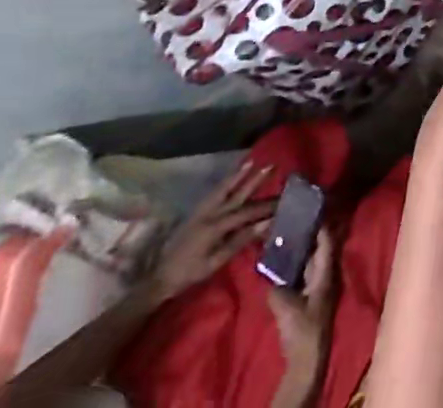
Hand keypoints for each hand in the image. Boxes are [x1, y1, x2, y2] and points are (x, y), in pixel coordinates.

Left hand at [144, 160, 274, 301]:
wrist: (158, 280)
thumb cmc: (189, 274)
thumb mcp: (216, 261)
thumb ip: (240, 240)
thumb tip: (266, 223)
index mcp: (215, 227)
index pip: (247, 212)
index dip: (266, 206)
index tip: (285, 199)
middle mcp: (209, 214)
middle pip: (236, 195)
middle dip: (255, 180)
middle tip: (271, 165)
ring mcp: (200, 213)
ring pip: (222, 190)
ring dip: (237, 176)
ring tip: (250, 163)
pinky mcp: (194, 215)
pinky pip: (212, 194)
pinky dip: (224, 184)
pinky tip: (230, 179)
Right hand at [266, 227, 335, 367]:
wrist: (306, 355)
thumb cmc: (303, 328)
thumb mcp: (287, 308)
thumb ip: (278, 289)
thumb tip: (269, 273)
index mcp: (325, 273)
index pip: (327, 243)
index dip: (322, 226)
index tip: (313, 209)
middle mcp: (324, 274)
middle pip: (318, 248)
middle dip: (309, 233)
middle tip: (295, 217)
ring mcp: (316, 284)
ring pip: (309, 259)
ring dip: (300, 247)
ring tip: (286, 232)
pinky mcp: (306, 294)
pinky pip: (301, 271)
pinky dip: (293, 263)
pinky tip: (280, 258)